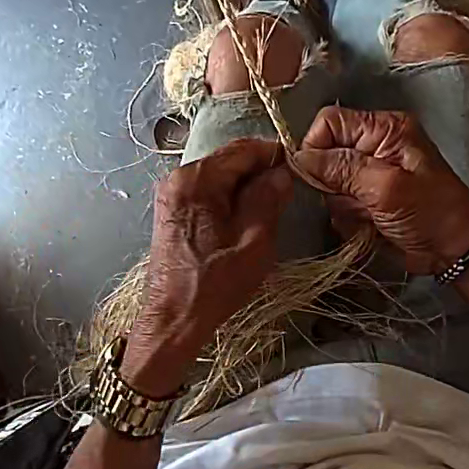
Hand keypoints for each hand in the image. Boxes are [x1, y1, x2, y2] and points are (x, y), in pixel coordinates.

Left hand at [124, 137, 293, 395]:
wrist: (174, 318)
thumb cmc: (214, 284)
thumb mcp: (253, 242)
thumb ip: (267, 199)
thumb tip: (281, 172)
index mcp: (196, 180)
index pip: (243, 149)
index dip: (274, 155)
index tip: (298, 169)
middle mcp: (177, 179)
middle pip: (228, 161)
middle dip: (259, 173)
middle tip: (286, 195)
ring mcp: (171, 195)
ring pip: (219, 177)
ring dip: (244, 188)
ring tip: (268, 211)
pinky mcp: (171, 211)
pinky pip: (206, 192)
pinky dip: (227, 199)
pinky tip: (243, 220)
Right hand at [294, 106, 468, 275]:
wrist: (455, 251)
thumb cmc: (431, 213)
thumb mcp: (386, 187)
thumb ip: (342, 168)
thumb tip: (299, 158)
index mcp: (383, 129)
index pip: (328, 122)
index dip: (315, 146)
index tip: (317, 176)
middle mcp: (372, 145)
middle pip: (323, 154)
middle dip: (332, 183)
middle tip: (357, 199)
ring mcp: (367, 173)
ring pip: (326, 184)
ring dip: (342, 205)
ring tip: (370, 215)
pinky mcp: (364, 198)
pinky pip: (336, 204)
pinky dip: (348, 218)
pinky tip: (370, 224)